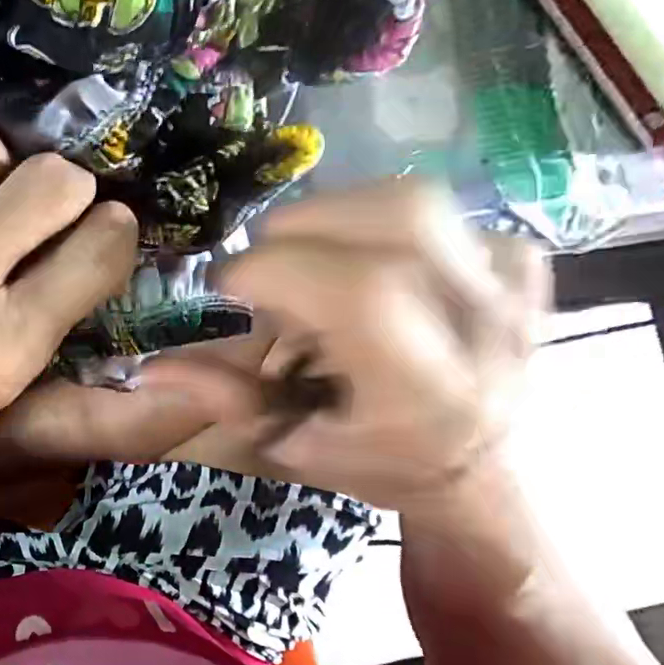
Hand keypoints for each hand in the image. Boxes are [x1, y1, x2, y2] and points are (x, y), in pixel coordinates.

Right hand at [0, 182, 549, 516]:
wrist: (481, 464)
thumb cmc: (377, 462)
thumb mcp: (291, 445)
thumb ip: (225, 399)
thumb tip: (147, 365)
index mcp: (427, 391)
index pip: (362, 293)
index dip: (275, 269)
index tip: (225, 285)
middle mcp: (483, 326)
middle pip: (397, 218)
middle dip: (300, 226)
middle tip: (261, 263)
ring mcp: (511, 284)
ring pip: (412, 200)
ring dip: (331, 216)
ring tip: (301, 260)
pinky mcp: (517, 259)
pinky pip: (432, 208)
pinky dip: (370, 221)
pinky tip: (353, 261)